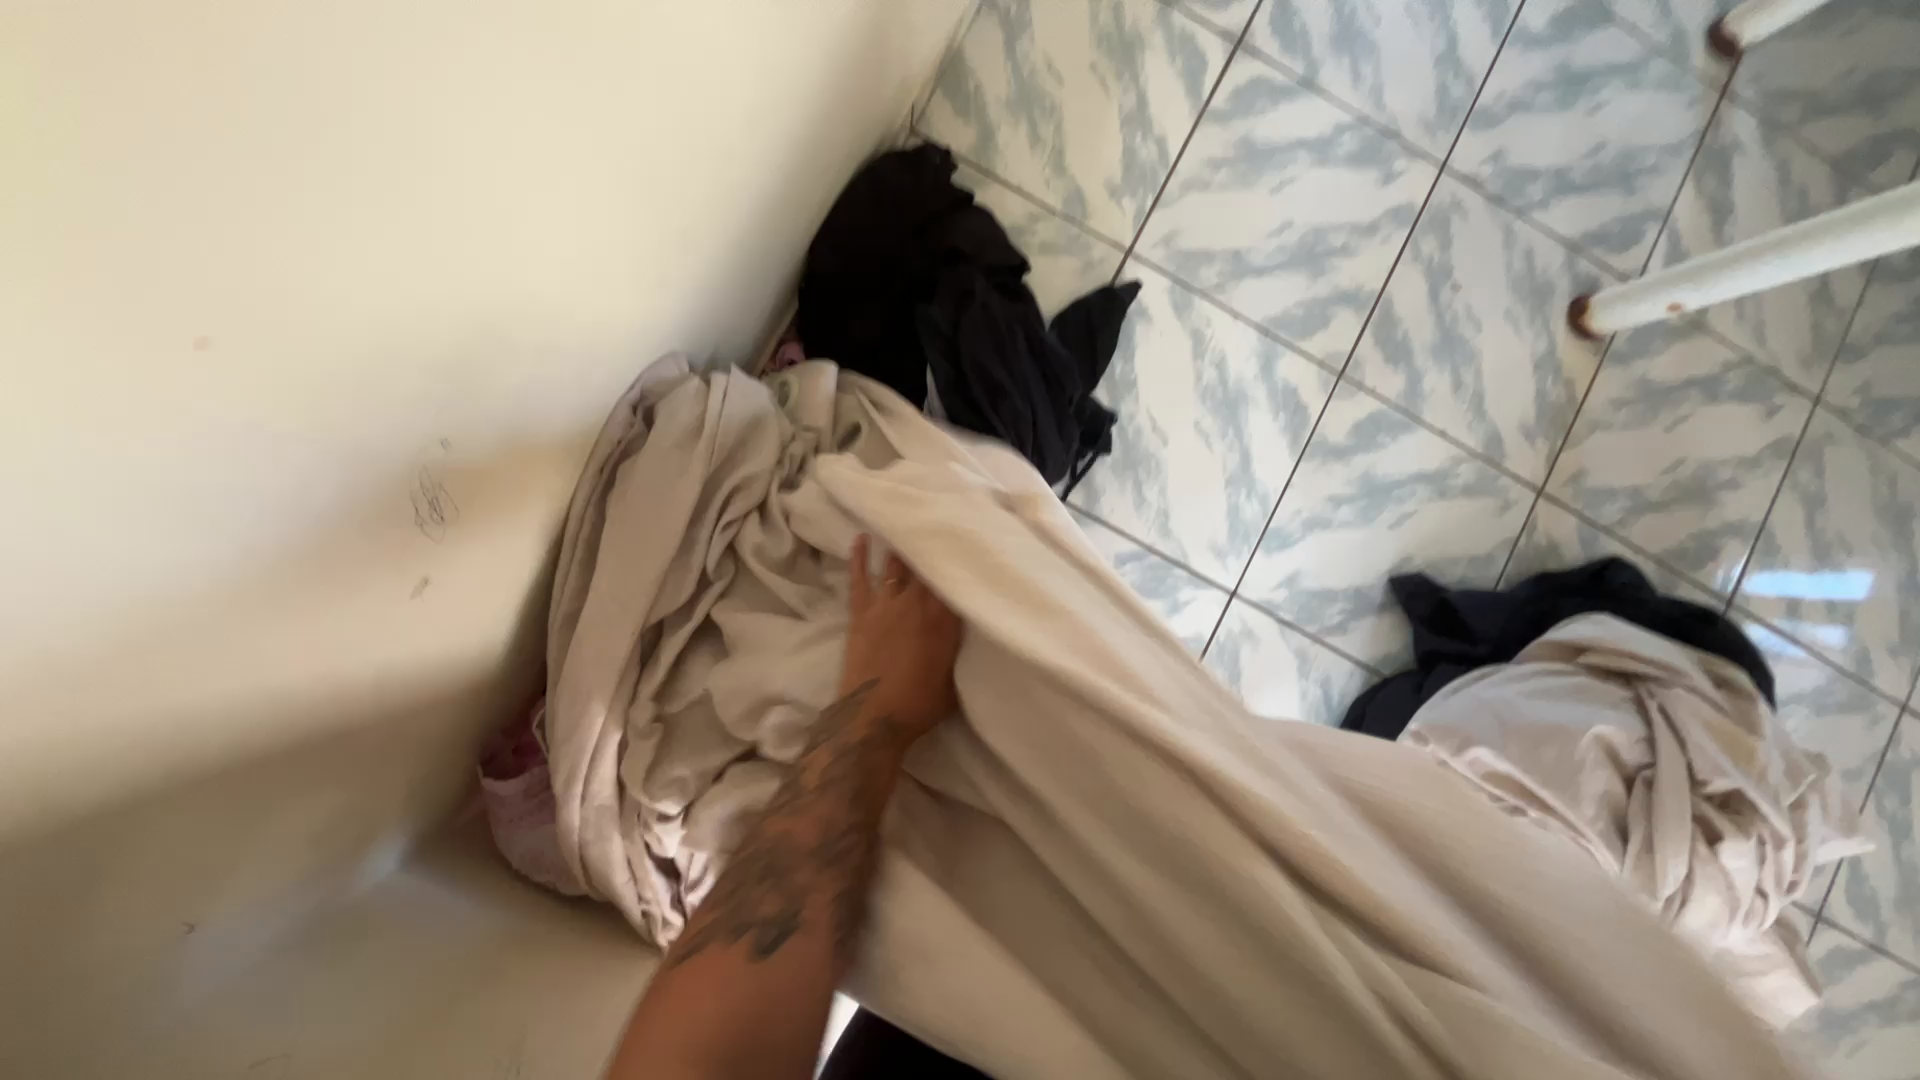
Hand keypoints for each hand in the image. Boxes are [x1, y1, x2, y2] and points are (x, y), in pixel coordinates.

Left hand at [839, 534, 961, 745]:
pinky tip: (861, 538)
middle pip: (927, 565)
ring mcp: (887, 606)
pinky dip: (860, 557)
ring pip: (896, 565)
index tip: (968, 536)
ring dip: (902, 544)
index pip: (955, 579)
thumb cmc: (920, 706)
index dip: (961, 557)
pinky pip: (860, 579)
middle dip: (934, 542)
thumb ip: (960, 650)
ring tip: (906, 520)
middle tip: (941, 518)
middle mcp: (917, 605)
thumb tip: (970, 632)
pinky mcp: (861, 614)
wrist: (873, 719)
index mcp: (945, 621)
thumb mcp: (955, 680)